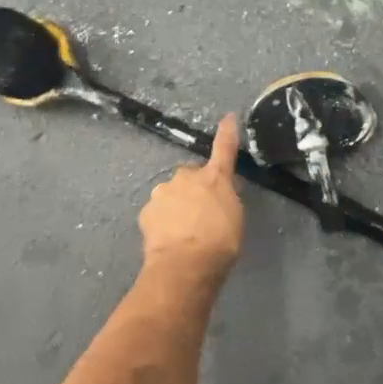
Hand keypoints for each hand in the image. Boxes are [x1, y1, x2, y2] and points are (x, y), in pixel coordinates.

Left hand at [138, 114, 244, 280]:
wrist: (185, 265)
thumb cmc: (220, 243)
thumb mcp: (235, 218)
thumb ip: (227, 198)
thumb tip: (220, 191)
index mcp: (214, 178)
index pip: (224, 149)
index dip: (227, 133)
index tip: (228, 117)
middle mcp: (186, 177)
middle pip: (192, 177)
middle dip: (196, 189)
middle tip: (204, 213)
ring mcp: (163, 193)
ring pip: (172, 194)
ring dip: (179, 206)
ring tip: (186, 232)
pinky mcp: (147, 212)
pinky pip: (159, 212)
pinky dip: (164, 222)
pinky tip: (170, 239)